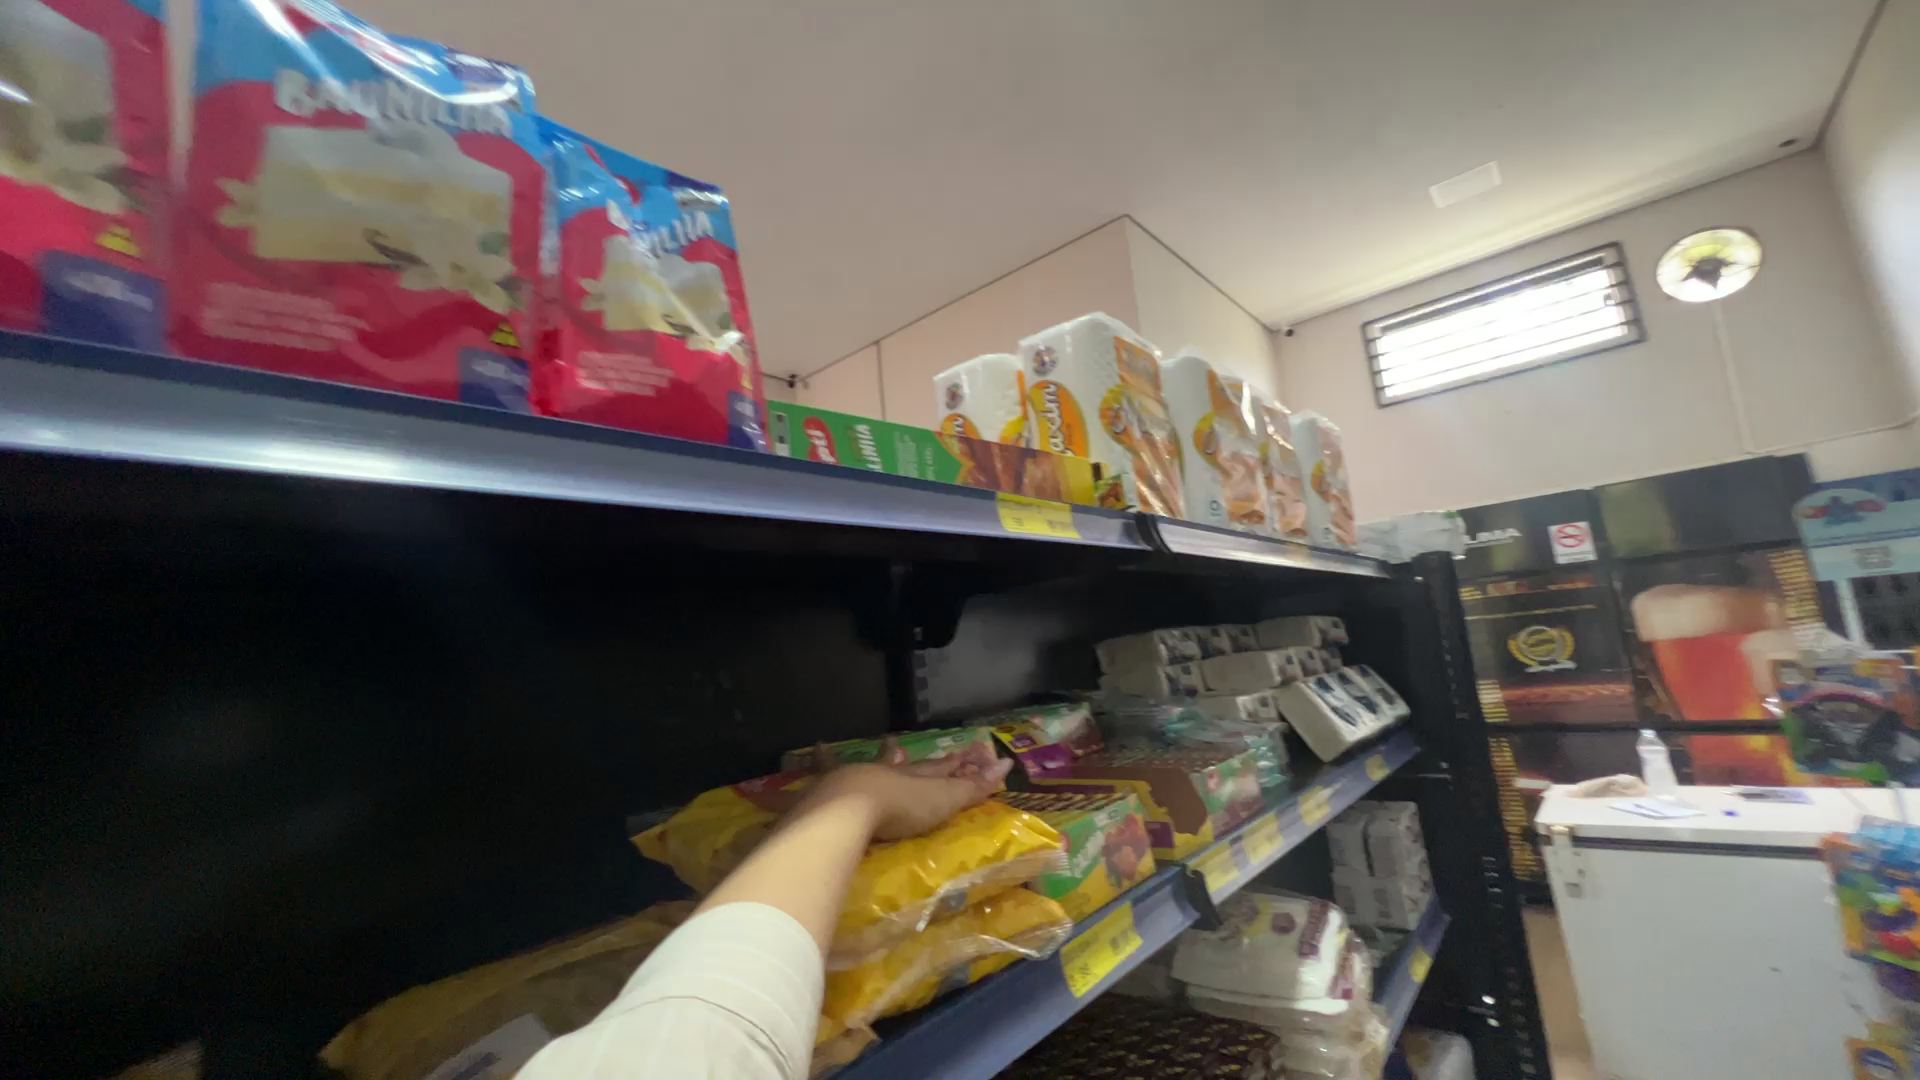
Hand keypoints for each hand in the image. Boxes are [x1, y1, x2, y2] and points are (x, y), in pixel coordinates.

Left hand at [804, 741, 1013, 840]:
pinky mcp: (830, 786)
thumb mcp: (944, 799)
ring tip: (885, 742)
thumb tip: (1006, 764)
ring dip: (879, 755)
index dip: (956, 763)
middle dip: (912, 758)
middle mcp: (889, 772)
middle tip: (910, 745)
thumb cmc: (902, 807)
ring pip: (872, 762)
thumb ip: (973, 785)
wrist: (853, 806)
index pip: (941, 768)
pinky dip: (823, 757)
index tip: (968, 751)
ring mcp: (859, 776)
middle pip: (905, 763)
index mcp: (917, 778)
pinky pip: (826, 767)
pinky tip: (818, 745)